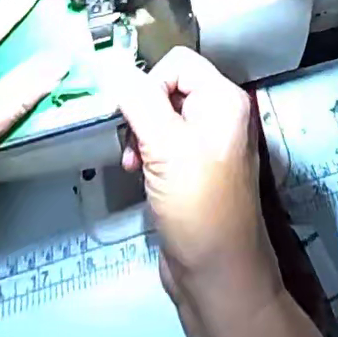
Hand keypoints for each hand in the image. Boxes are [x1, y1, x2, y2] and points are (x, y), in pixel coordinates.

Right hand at [110, 47, 276, 304]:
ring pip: (163, 114)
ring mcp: (208, 141)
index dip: (150, 82)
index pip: (179, 63)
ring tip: (133, 161)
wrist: (217, 274)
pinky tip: (139, 172)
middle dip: (143, 110)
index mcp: (223, 99)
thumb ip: (138, 102)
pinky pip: (166, 140)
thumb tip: (113, 68)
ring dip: (141, 133)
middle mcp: (220, 113)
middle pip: (170, 86)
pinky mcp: (194, 166)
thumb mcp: (165, 146)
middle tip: (132, 142)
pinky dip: (149, 151)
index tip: (133, 115)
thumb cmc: (197, 205)